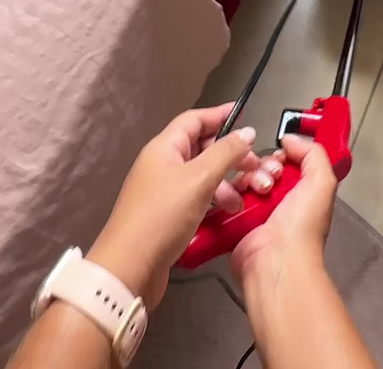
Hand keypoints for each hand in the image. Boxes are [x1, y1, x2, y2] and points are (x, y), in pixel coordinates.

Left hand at [88, 104, 259, 308]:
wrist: (128, 269)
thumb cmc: (163, 216)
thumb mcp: (200, 179)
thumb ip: (226, 153)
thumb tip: (247, 133)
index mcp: (164, 147)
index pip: (195, 119)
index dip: (219, 114)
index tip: (244, 113)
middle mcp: (162, 164)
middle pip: (199, 147)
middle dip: (229, 154)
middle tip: (254, 165)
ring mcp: (162, 191)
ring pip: (200, 175)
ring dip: (224, 181)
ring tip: (242, 197)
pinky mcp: (166, 216)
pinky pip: (196, 197)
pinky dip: (213, 200)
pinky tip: (228, 212)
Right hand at [229, 133, 337, 291]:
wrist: (276, 260)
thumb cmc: (302, 225)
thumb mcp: (322, 182)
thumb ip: (313, 153)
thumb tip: (289, 139)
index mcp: (300, 191)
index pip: (284, 160)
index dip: (281, 154)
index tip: (280, 159)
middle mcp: (277, 199)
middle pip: (261, 166)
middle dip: (263, 165)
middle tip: (270, 178)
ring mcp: (254, 210)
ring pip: (243, 177)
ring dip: (247, 178)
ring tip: (257, 191)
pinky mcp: (234, 219)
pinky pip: (225, 193)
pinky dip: (228, 191)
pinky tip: (235, 195)